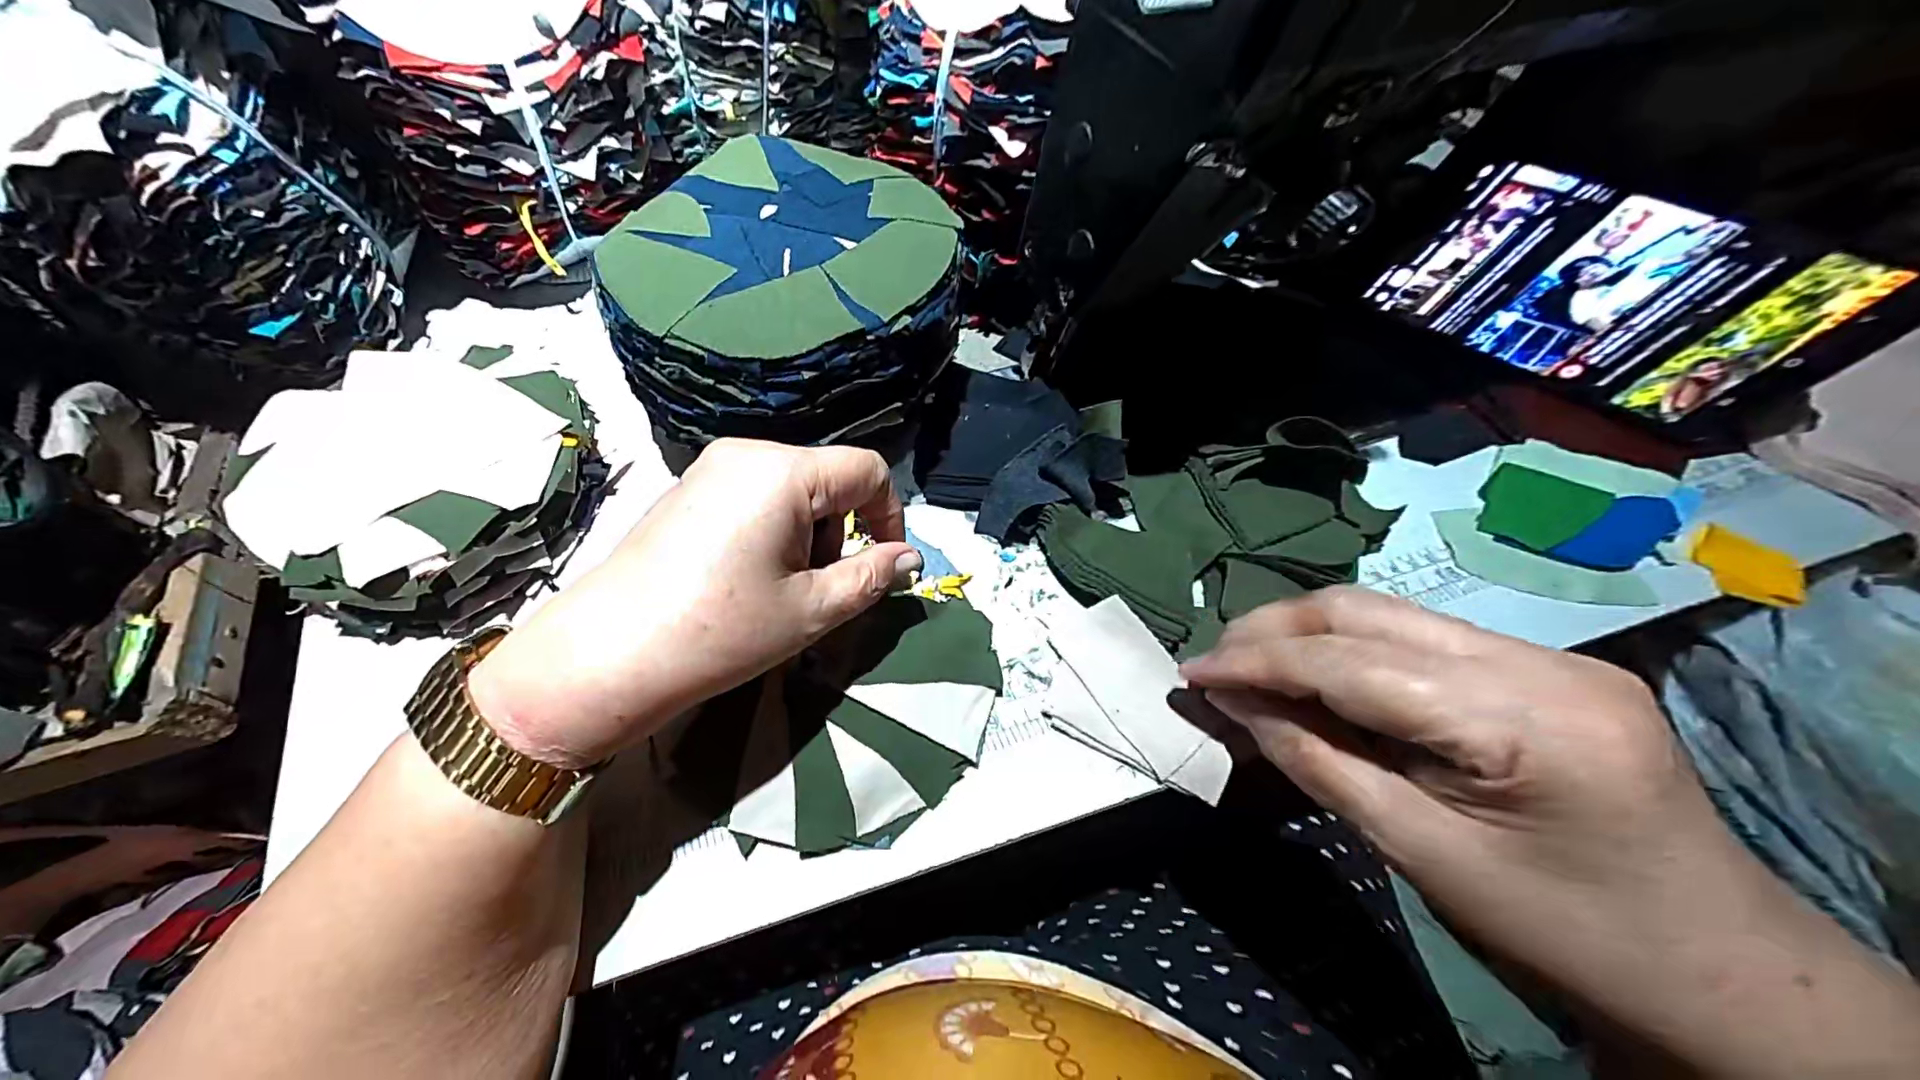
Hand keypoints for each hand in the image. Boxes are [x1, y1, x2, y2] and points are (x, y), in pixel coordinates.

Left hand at [467, 439, 921, 768]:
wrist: (606, 655)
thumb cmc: (720, 631)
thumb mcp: (812, 609)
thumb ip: (871, 576)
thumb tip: (910, 558)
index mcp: (783, 472)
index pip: (867, 469)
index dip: (890, 515)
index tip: (883, 564)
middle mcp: (747, 453)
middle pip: (828, 478)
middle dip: (842, 531)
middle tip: (820, 588)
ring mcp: (711, 467)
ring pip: (794, 488)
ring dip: (809, 533)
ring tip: (780, 588)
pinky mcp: (689, 489)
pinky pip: (756, 495)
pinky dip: (774, 530)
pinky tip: (746, 577)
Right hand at [1180, 587, 1758, 1015]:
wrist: (1722, 972)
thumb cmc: (1564, 934)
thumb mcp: (1420, 854)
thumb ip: (1317, 763)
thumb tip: (1235, 704)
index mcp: (1522, 717)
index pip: (1350, 660)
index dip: (1257, 661)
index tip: (1191, 675)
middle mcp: (1539, 660)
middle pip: (1366, 611)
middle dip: (1274, 631)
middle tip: (1216, 666)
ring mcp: (1548, 656)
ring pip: (1388, 615)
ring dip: (1307, 636)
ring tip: (1252, 669)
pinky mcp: (1543, 667)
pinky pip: (1419, 641)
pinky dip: (1351, 654)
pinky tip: (1320, 683)